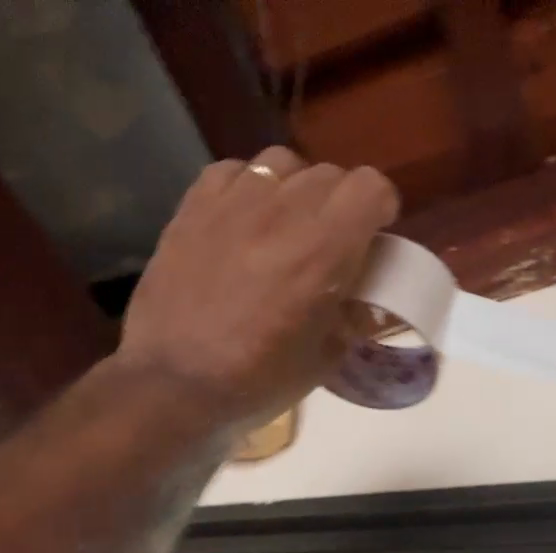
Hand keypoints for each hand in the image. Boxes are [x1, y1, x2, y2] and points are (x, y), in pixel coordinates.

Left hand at [108, 146, 399, 430]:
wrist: (174, 384)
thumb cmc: (257, 381)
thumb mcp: (324, 359)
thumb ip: (351, 316)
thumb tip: (363, 297)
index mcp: (322, 251)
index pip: (370, 188)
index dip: (380, 207)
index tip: (376, 233)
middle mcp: (281, 213)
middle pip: (330, 175)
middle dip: (341, 204)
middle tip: (331, 242)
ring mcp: (232, 204)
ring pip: (282, 164)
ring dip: (295, 189)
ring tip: (286, 225)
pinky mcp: (193, 207)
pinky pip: (232, 171)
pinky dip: (248, 188)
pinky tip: (243, 220)